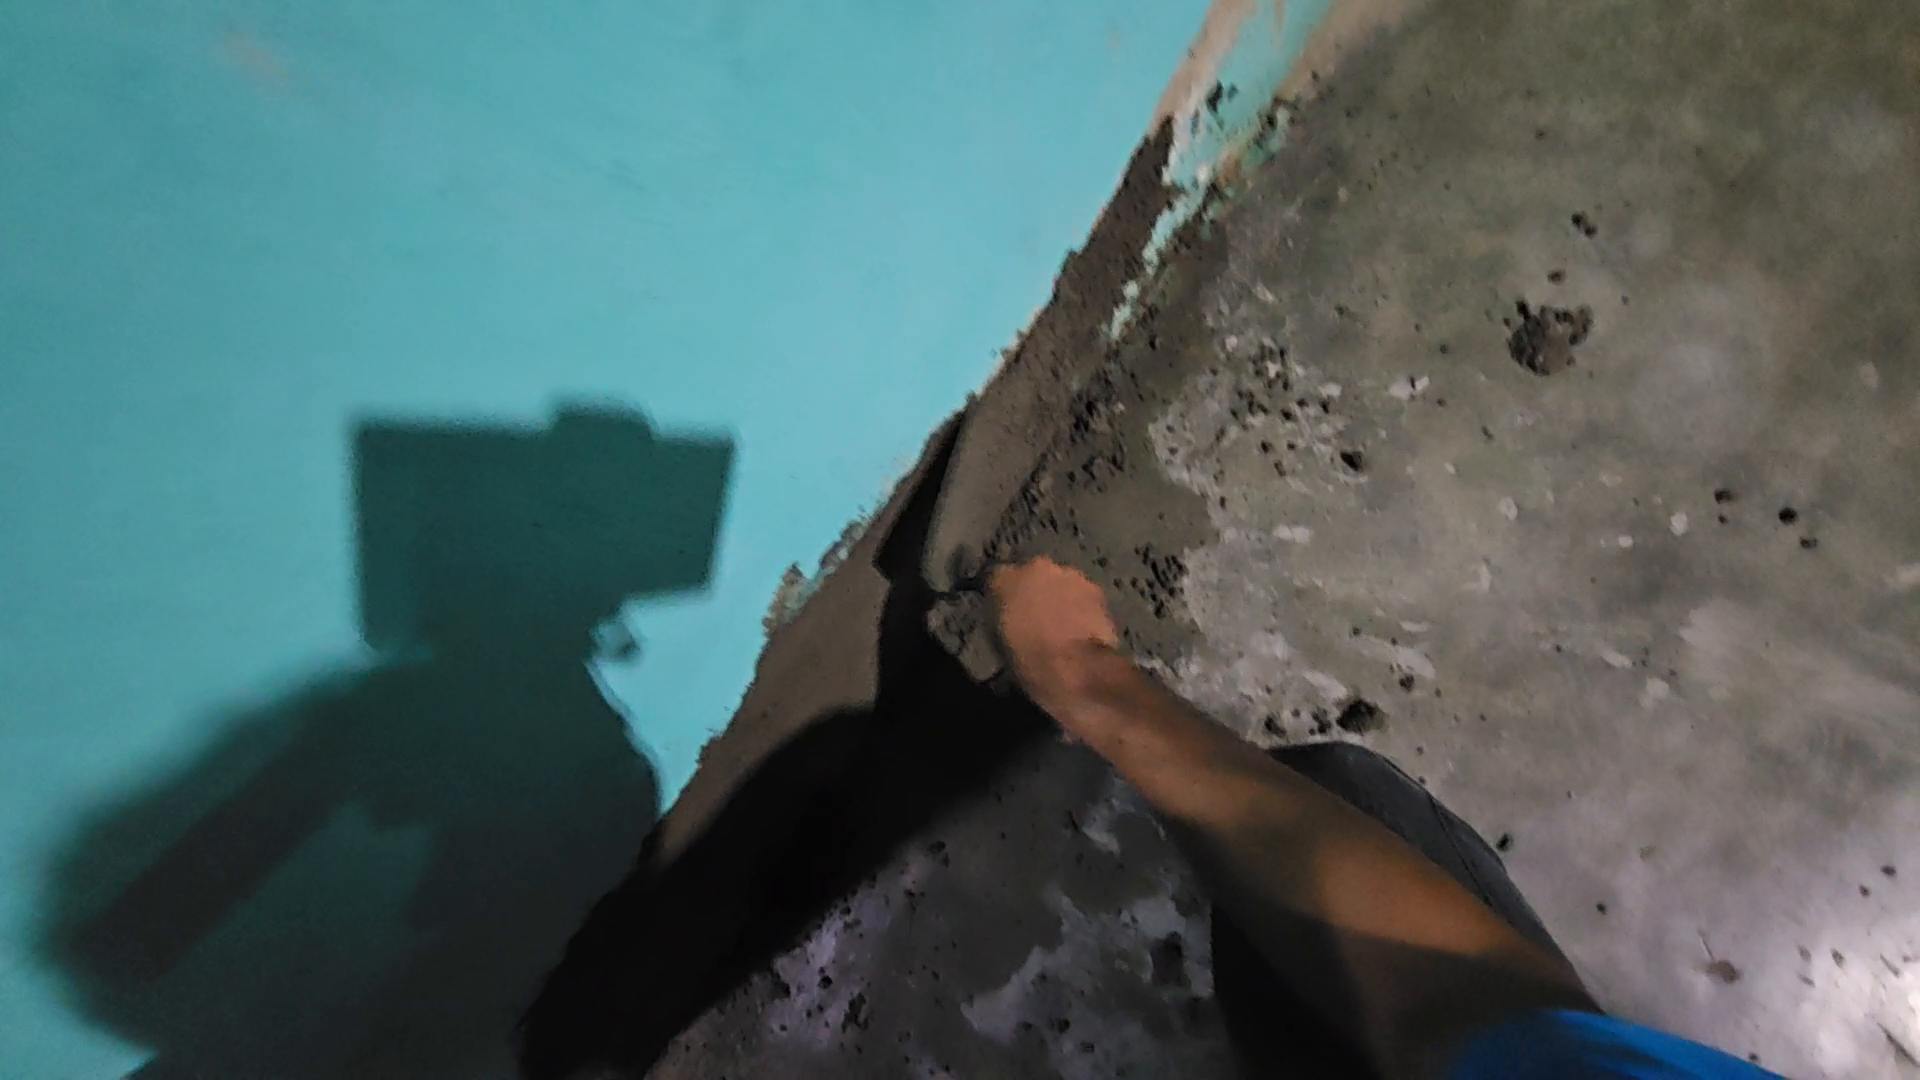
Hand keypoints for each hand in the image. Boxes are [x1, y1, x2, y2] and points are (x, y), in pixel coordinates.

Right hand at [988, 557, 1119, 717]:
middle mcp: (1034, 566)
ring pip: (1062, 581)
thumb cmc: (1027, 660)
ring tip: (1065, 624)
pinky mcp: (1095, 587)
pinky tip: (1084, 627)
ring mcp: (1068, 573)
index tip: (1008, 610)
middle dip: (1035, 590)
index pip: (996, 577)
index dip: (1004, 594)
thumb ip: (1002, 617)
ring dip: (1061, 596)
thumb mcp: (999, 641)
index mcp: (1002, 579)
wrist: (1073, 667)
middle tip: (1038, 616)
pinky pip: (1084, 594)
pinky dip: (1083, 606)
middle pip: (1033, 573)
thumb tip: (1009, 615)